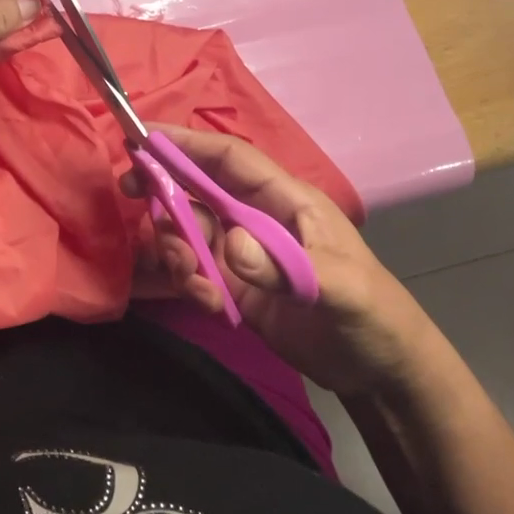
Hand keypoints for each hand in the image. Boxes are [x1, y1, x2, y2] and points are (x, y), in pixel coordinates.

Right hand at [129, 125, 439, 396]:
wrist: (382, 376)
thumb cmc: (375, 316)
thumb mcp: (341, 289)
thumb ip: (285, 265)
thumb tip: (231, 244)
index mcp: (284, 200)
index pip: (228, 158)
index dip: (186, 142)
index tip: (143, 137)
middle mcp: (254, 216)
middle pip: (194, 188)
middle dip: (161, 189)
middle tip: (131, 193)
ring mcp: (240, 251)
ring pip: (185, 230)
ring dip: (176, 251)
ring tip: (194, 283)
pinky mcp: (230, 283)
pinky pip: (191, 269)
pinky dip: (188, 283)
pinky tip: (210, 305)